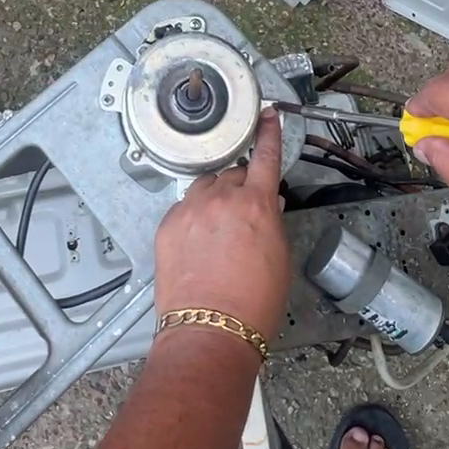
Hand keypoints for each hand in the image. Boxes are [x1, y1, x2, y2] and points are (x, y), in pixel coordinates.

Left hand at [152, 110, 289, 338]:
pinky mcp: (168, 224)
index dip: (268, 133)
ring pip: (206, 187)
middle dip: (241, 188)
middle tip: (244, 215)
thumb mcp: (279, 258)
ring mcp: (191, 210)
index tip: (268, 116)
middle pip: (233, 175)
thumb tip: (267, 206)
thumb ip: (271, 222)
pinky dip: (194, 217)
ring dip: (215, 199)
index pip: (265, 156)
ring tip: (219, 231)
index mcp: (256, 204)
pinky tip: (199, 243)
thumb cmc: (252, 304)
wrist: (210, 332)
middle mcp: (221, 199)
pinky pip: (184, 207)